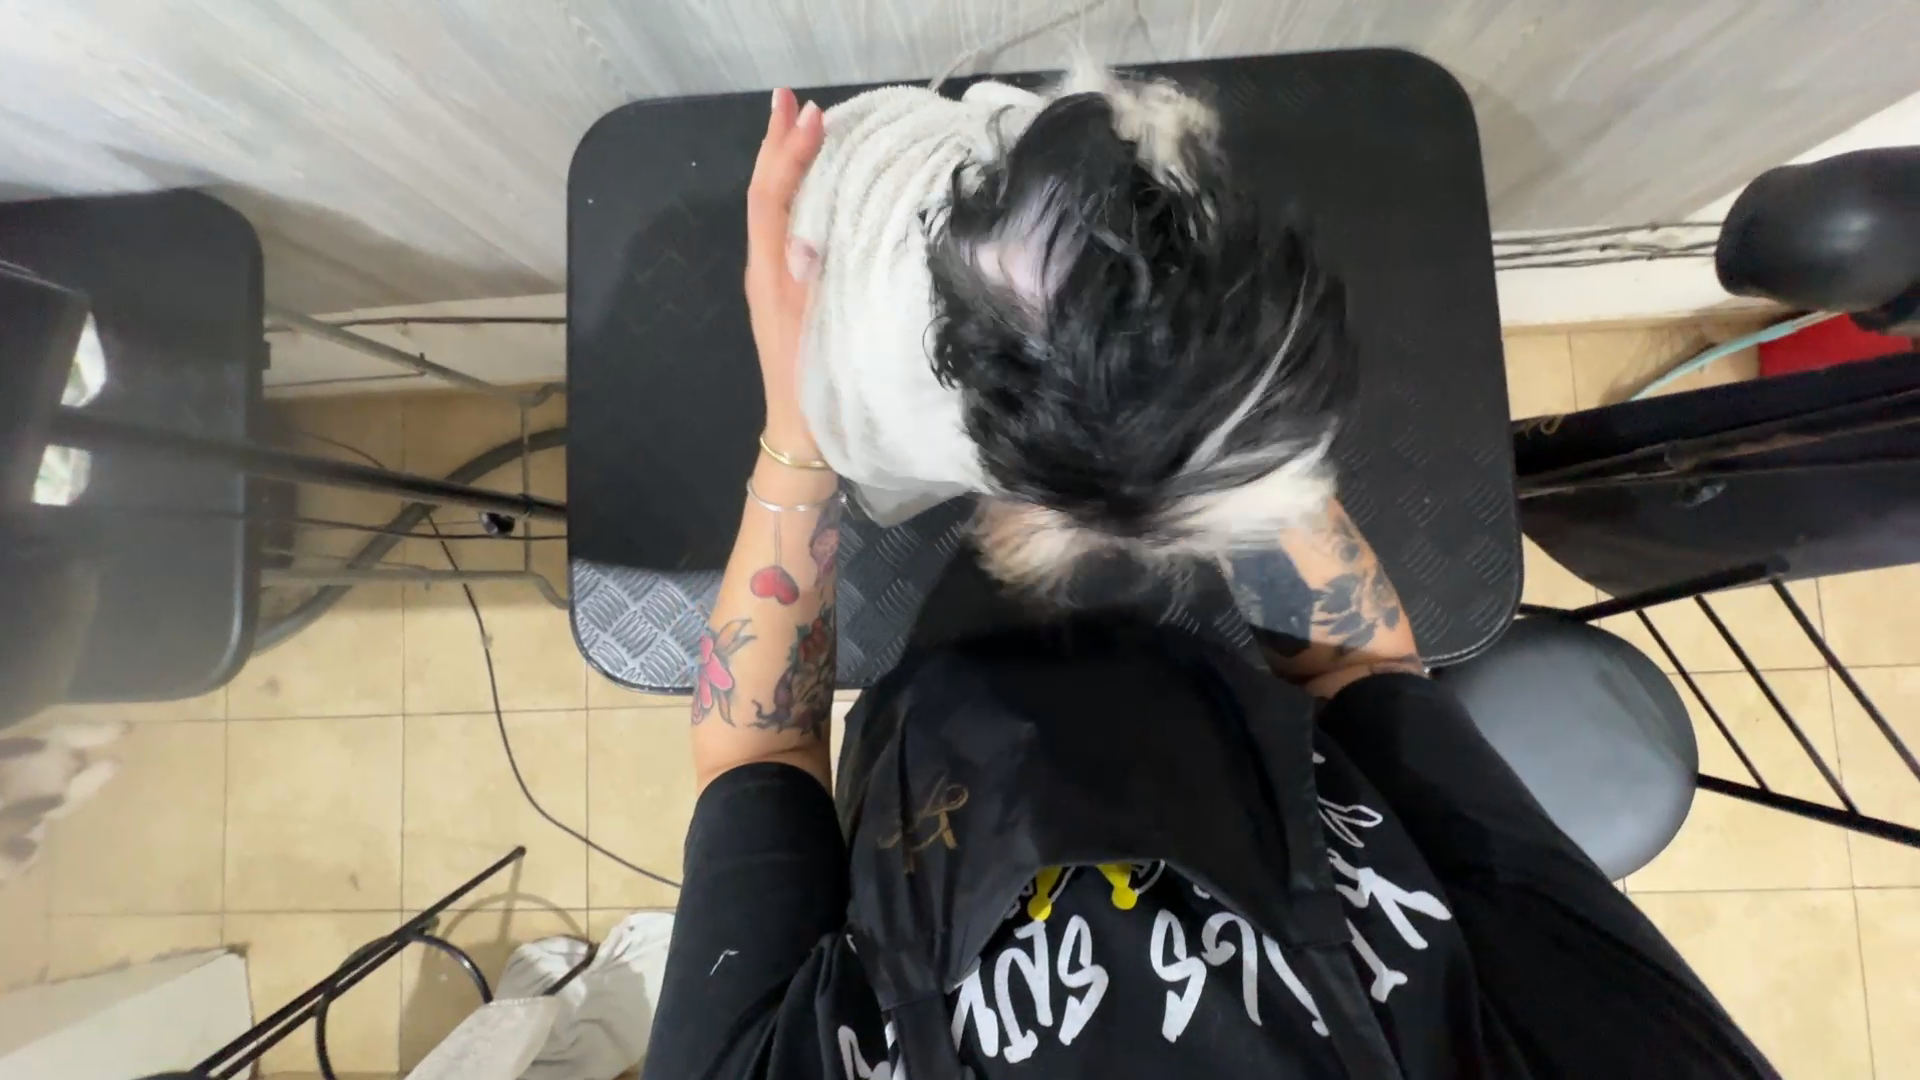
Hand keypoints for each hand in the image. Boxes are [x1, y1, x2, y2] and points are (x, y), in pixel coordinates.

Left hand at [746, 87, 824, 456]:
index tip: (814, 117)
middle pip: (764, 197)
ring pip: (776, 211)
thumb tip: (804, 238)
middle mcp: (767, 272)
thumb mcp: (810, 340)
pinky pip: (790, 231)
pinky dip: (801, 200)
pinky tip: (819, 193)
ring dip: (786, 168)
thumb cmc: (811, 392)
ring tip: (803, 133)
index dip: (788, 156)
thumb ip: (807, 291)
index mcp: (770, 277)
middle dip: (776, 146)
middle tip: (792, 102)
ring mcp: (776, 284)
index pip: (770, 200)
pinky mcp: (790, 295)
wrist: (802, 437)